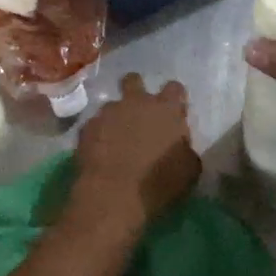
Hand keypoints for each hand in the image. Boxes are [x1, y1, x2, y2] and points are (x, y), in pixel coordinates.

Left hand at [72, 73, 201, 228]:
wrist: (114, 195)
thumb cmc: (159, 182)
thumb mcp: (189, 169)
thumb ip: (186, 147)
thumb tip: (181, 143)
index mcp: (166, 108)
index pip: (175, 88)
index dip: (175, 99)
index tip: (174, 113)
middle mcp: (136, 102)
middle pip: (134, 80)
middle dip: (136, 90)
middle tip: (138, 112)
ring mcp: (108, 112)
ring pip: (111, 105)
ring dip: (116, 118)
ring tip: (115, 140)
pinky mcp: (87, 128)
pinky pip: (94, 126)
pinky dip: (98, 136)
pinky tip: (99, 153)